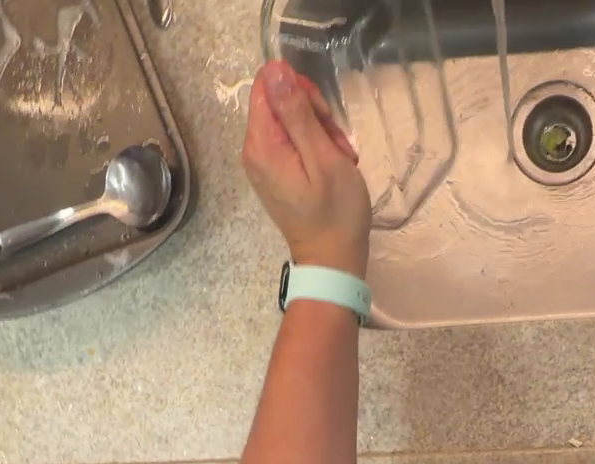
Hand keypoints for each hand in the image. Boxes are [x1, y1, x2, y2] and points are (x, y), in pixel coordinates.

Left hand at [242, 60, 371, 276]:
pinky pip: (292, 145)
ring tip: (339, 161)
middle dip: (313, 115)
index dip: (300, 91)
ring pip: (289, 123)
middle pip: (278, 103)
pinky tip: (330, 169)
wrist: (333, 262)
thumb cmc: (335, 214)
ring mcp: (263, 165)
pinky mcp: (275, 176)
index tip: (324, 118)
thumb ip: (297, 113)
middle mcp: (254, 150)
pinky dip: (315, 151)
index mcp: (262, 143)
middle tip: (337, 144)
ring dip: (319, 135)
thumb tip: (275, 70)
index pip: (268, 84)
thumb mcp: (323, 158)